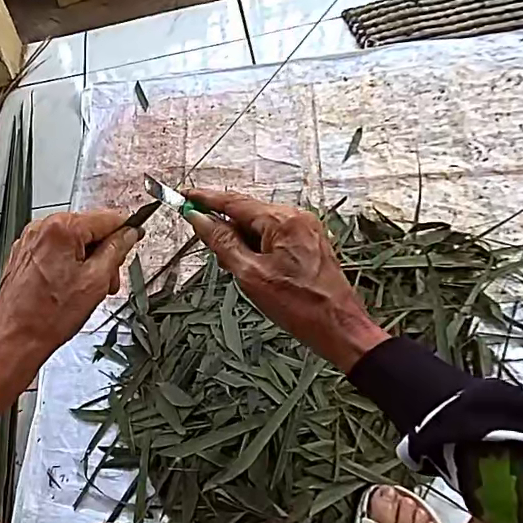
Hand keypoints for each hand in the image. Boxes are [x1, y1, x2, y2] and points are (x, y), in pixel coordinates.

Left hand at [0, 209, 142, 423]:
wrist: (15, 338)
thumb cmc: (46, 316)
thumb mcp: (97, 281)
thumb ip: (116, 250)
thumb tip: (128, 235)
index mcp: (61, 228)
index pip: (107, 217)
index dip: (126, 231)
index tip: (134, 239)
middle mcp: (41, 229)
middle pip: (89, 229)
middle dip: (104, 253)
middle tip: (109, 279)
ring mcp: (30, 242)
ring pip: (73, 242)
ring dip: (88, 262)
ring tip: (88, 290)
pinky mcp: (24, 256)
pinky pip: (55, 252)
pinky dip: (68, 266)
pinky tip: (69, 290)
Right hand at [184, 189, 389, 372]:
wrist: (338, 327)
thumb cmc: (300, 305)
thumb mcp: (250, 274)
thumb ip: (222, 242)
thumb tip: (200, 220)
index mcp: (282, 220)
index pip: (233, 202)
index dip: (205, 199)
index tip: (184, 195)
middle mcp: (296, 217)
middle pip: (246, 213)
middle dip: (225, 230)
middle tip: (210, 249)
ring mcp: (305, 229)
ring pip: (259, 226)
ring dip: (241, 243)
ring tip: (238, 270)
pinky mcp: (308, 242)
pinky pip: (273, 236)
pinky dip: (257, 248)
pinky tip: (253, 270)